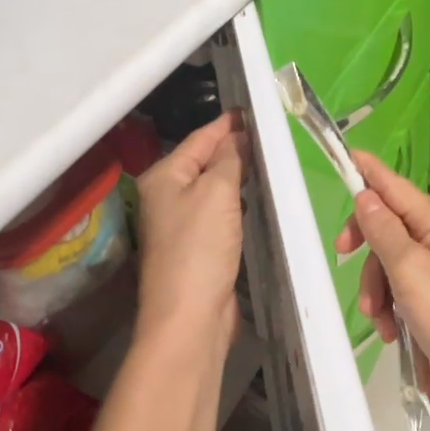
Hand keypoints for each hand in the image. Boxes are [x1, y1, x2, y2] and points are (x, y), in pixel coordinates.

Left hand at [135, 113, 244, 336]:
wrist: (188, 318)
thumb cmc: (199, 248)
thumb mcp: (217, 192)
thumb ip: (229, 159)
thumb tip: (238, 135)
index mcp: (163, 177)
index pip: (198, 140)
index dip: (225, 125)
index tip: (253, 112)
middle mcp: (166, 197)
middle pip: (202, 163)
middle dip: (231, 149)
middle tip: (266, 136)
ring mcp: (179, 225)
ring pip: (210, 189)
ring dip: (234, 176)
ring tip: (264, 163)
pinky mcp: (195, 250)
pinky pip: (216, 214)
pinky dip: (234, 204)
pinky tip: (251, 202)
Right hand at [336, 150, 429, 408]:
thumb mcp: (410, 271)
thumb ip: (383, 230)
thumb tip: (365, 195)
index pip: (396, 187)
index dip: (370, 173)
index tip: (345, 155)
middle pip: (386, 226)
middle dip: (366, 249)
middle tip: (342, 256)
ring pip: (386, 262)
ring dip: (376, 288)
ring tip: (379, 318)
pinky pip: (396, 289)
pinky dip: (388, 307)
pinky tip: (390, 330)